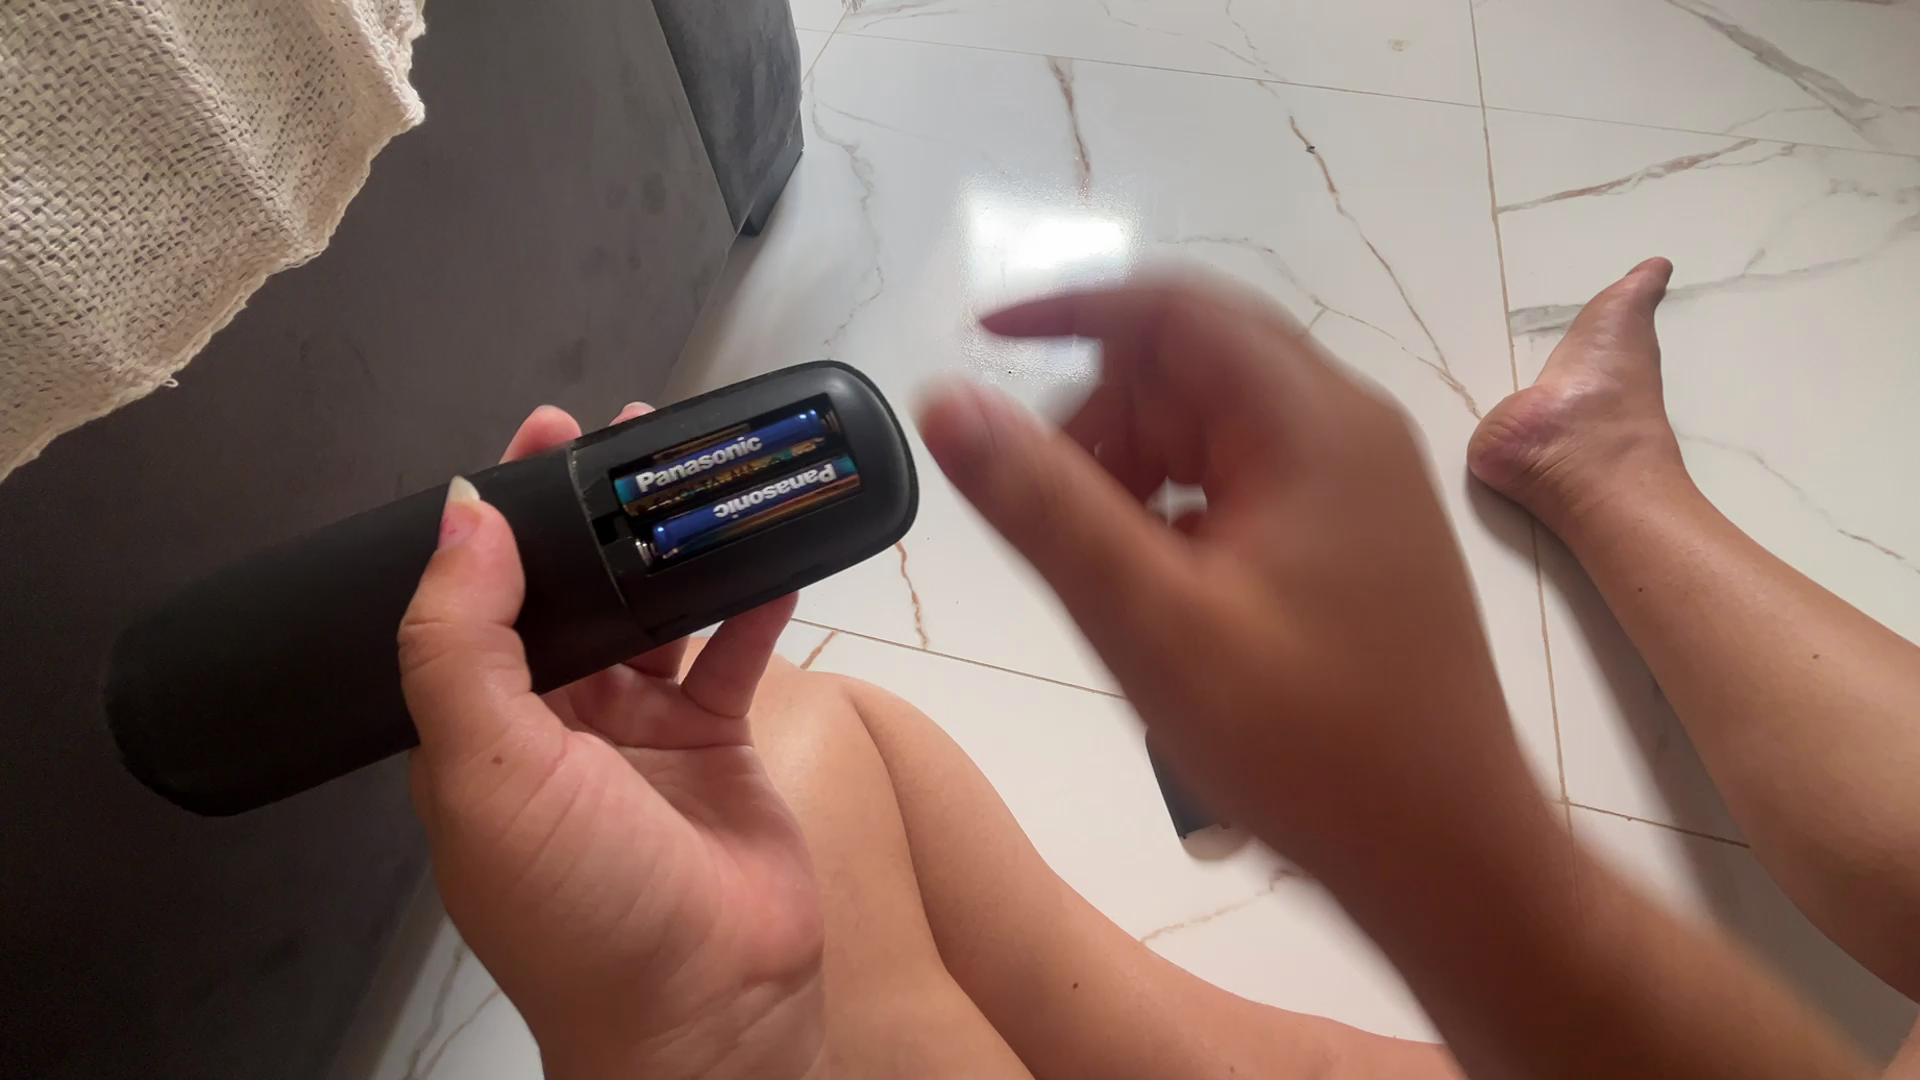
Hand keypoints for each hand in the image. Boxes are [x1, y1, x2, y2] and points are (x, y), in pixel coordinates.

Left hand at [398, 404, 822, 1079]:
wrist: (711, 1002)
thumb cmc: (584, 914)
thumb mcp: (489, 775)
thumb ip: (464, 646)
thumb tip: (462, 522)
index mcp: (488, 727)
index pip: (485, 596)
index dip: (510, 514)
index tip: (544, 439)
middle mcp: (564, 721)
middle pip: (583, 593)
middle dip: (603, 518)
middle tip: (634, 444)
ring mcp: (648, 728)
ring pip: (664, 616)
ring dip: (684, 557)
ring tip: (707, 492)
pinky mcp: (719, 737)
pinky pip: (736, 655)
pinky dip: (755, 611)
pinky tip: (775, 568)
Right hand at [922, 274, 1871, 1079]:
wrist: (1441, 854)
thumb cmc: (1301, 743)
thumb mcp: (1147, 619)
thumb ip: (1042, 505)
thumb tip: (949, 403)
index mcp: (1308, 422)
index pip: (1172, 309)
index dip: (1069, 310)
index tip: (985, 338)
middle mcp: (1338, 427)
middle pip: (1184, 370)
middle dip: (1099, 422)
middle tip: (1057, 519)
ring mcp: (1347, 481)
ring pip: (1202, 428)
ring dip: (1129, 472)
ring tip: (1109, 567)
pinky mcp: (1340, 530)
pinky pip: (1229, 479)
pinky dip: (1169, 506)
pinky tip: (1157, 579)